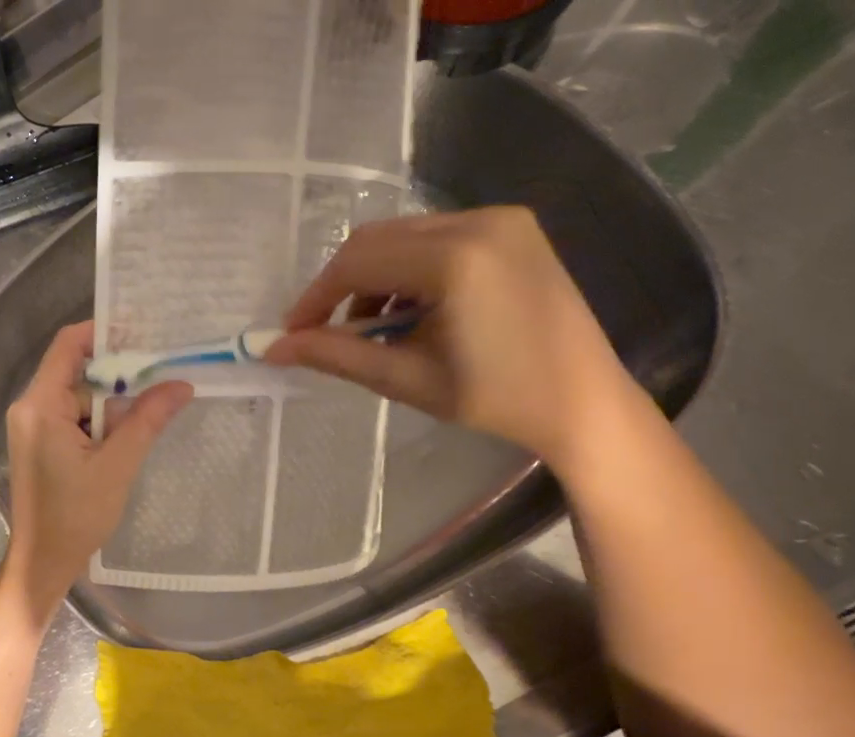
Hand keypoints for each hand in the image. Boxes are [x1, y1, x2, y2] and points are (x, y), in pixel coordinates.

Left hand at [3, 322, 191, 614]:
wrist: (43, 560)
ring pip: (79, 396)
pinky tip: (129, 430)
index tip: (145, 333)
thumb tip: (181, 384)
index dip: (104, 332)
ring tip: (154, 403)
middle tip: (164, 370)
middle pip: (76, 370)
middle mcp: (29, 408)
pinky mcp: (39, 444)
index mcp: (40, 405)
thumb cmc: (75, 516)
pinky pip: (72, 417)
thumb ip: (146, 420)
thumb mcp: (117, 465)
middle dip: (118, 373)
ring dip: (112, 403)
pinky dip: (99, 421)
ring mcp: (32, 427)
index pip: (68, 345)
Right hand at [263, 207, 636, 466]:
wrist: (581, 398)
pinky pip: (435, 237)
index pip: (357, 262)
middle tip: (322, 332)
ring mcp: (501, 220)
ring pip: (403, 235)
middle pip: (376, 239)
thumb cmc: (495, 397)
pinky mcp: (512, 229)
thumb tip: (273, 349)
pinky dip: (406, 269)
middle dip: (340, 285)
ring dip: (372, 277)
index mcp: (455, 258)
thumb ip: (337, 355)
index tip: (291, 335)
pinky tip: (408, 311)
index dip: (314, 298)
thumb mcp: (406, 379)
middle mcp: (478, 222)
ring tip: (370, 329)